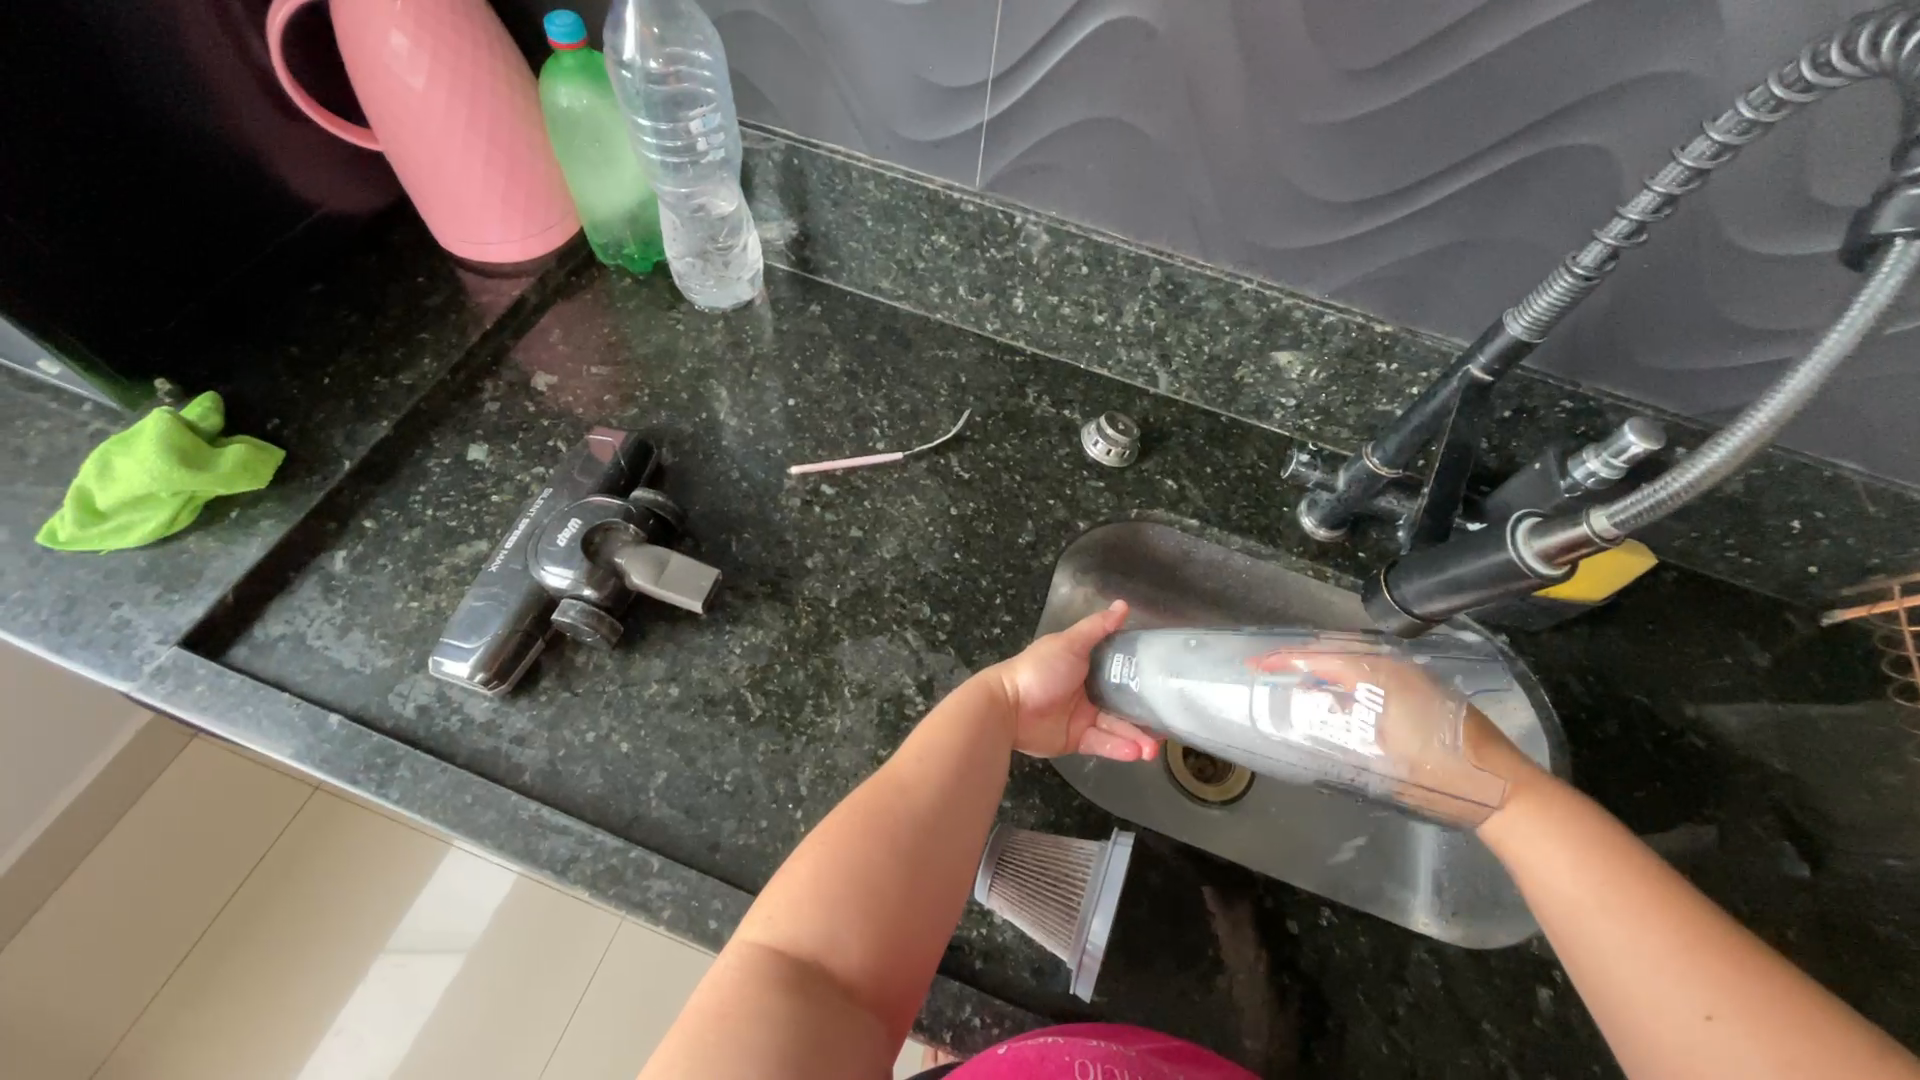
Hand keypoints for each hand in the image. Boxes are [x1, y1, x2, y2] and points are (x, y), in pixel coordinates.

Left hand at [987, 600, 1160, 761]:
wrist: (1007, 707)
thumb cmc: (1039, 670)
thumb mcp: (1070, 644)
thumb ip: (1098, 628)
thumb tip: (1124, 604)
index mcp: (1086, 665)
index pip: (1121, 670)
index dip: (1143, 677)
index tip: (1167, 684)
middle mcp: (1087, 690)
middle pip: (1123, 703)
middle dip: (1145, 716)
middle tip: (1168, 724)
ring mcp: (1082, 717)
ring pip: (1116, 727)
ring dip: (1136, 737)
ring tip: (1153, 749)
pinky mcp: (1076, 740)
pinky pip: (1102, 744)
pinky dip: (1118, 747)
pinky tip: (1136, 752)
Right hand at [1254, 648, 1533, 825]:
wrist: (1502, 789)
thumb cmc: (1437, 774)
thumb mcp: (1376, 753)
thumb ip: (1338, 722)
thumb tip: (1305, 701)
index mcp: (1382, 675)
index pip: (1322, 658)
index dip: (1286, 659)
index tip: (1256, 663)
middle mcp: (1398, 667)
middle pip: (1339, 651)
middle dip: (1302, 658)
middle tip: (1271, 667)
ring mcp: (1416, 678)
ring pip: (1358, 661)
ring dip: (1325, 667)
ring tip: (1297, 678)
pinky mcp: (1428, 693)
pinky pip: (1375, 673)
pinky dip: (1348, 677)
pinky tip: (1339, 694)